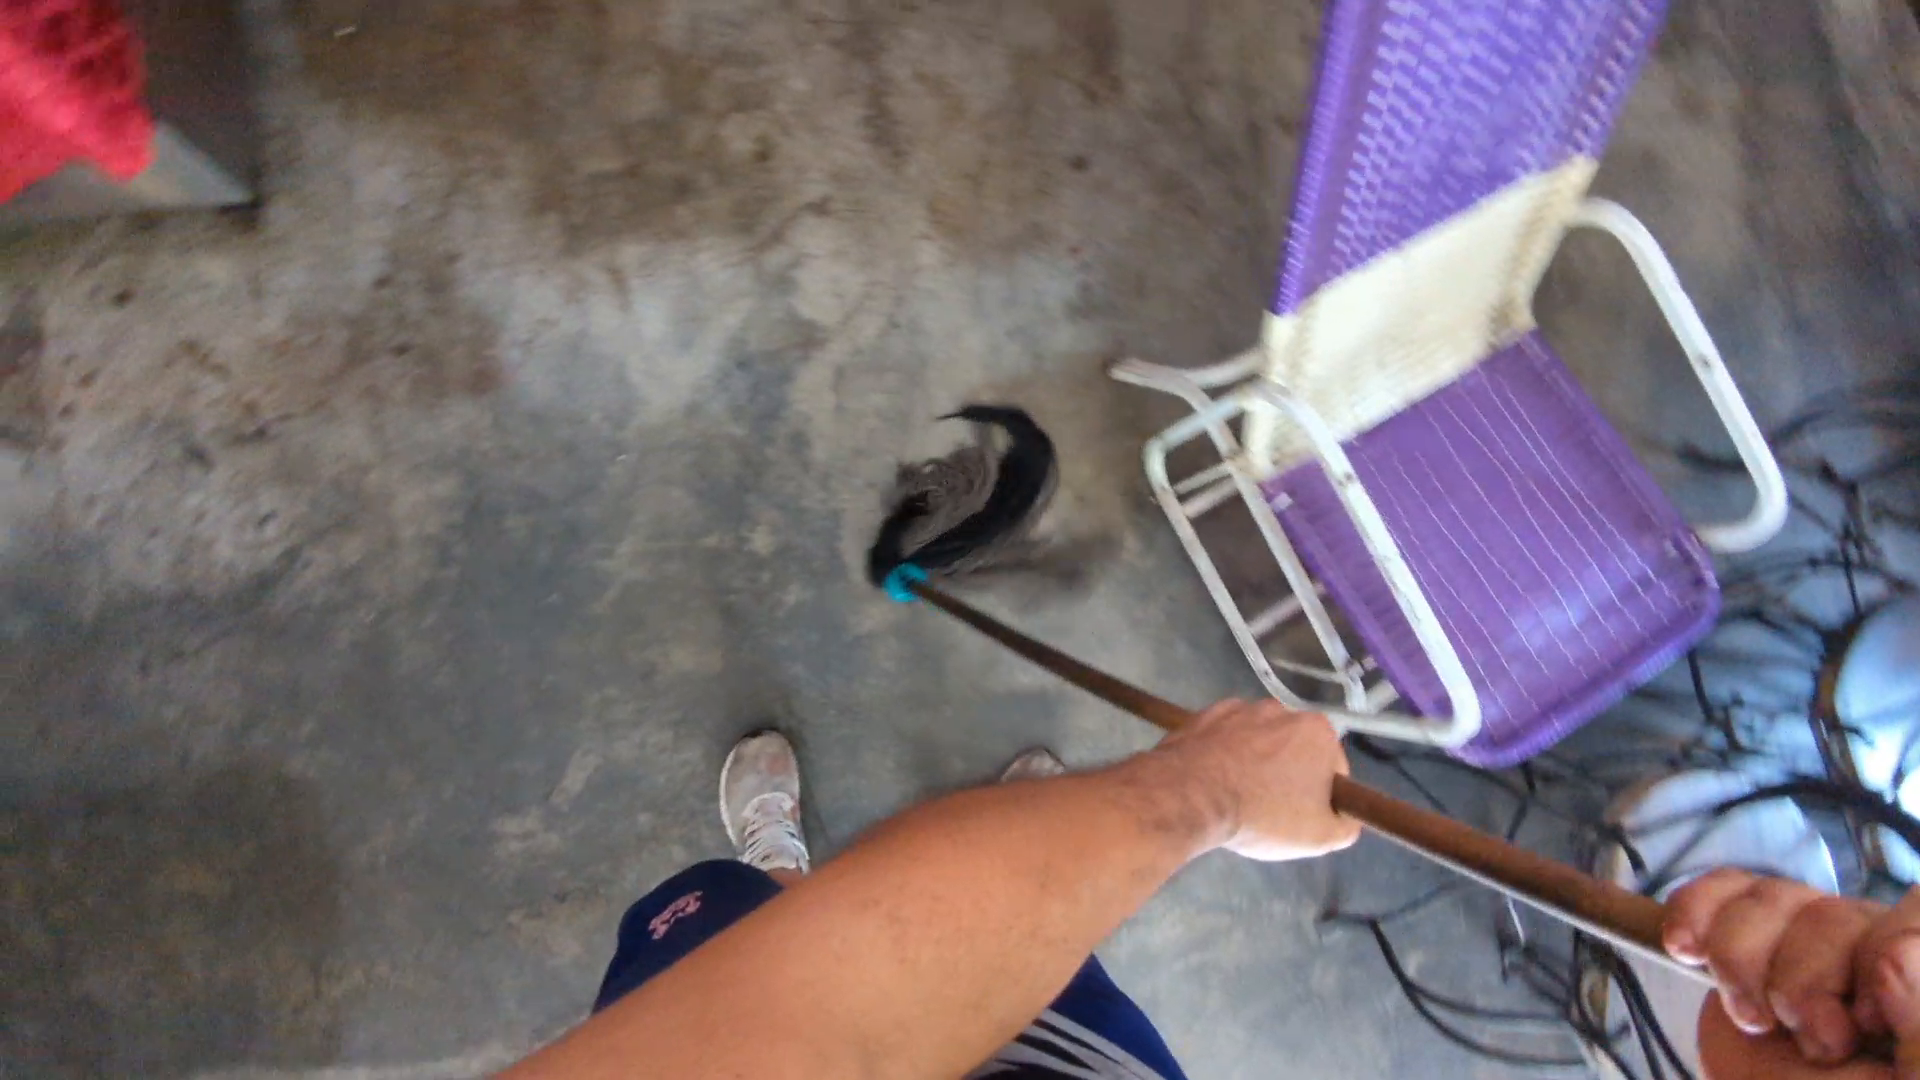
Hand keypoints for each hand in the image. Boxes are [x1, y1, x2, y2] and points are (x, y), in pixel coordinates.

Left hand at [1147, 698, 1360, 861]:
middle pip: (1291, 748)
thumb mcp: (1322, 836)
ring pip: (1254, 740)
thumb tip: (1343, 814)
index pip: (1332, 766)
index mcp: (1315, 730)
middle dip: (1285, 773)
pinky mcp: (1200, 715)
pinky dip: (1219, 754)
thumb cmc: (1263, 813)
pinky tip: (1211, 780)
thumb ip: (1346, 823)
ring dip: (1250, 761)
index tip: (1301, 814)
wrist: (1189, 796)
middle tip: (1268, 808)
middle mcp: (1277, 709)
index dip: (1321, 795)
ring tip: (1235, 795)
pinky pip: (1220, 738)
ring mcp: (1234, 708)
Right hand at [1663, 868, 1919, 1077]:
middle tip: (1808, 1038)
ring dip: (1737, 959)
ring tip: (1751, 1017)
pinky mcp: (1748, 931)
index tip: (1866, 1020)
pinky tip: (1685, 951)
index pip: (1918, 913)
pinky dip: (1691, 913)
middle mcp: (1885, 951)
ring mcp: (1814, 939)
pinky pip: (1718, 886)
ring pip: (1768, 898)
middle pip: (1830, 913)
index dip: (1880, 954)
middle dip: (1798, 979)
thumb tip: (1901, 950)